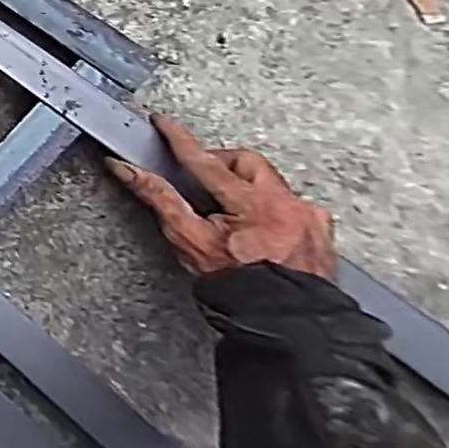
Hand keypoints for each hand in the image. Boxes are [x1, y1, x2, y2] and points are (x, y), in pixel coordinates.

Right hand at [107, 113, 336, 278]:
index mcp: (254, 204)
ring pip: (270, 180)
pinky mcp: (321, 233)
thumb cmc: (239, 285)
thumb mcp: (188, 238)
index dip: (177, 137)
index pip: (204, 159)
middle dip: (220, 162)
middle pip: (246, 161)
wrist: (289, 325)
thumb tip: (126, 168)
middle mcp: (288, 205)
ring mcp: (310, 219)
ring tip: (227, 204)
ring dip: (244, 183)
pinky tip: (256, 222)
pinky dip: (269, 203)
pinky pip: (292, 203)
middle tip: (199, 178)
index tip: (162, 122)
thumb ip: (157, 196)